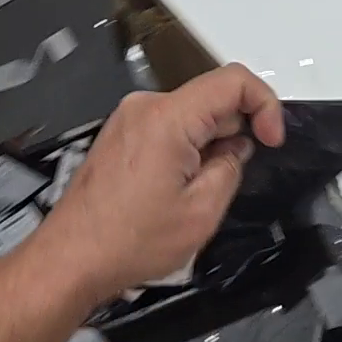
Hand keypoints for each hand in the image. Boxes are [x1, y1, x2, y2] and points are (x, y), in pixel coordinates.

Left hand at [28, 64, 284, 304]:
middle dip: (236, 131)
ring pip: (192, 114)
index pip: (233, 81)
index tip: (272, 142)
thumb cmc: (132, 241)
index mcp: (168, 118)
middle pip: (212, 97)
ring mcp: (128, 118)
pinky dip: (188, 146)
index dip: (266, 104)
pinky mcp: (120, 134)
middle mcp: (145, 106)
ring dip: (211, 142)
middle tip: (232, 178)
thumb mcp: (202, 212)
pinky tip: (178, 187)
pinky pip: (169, 126)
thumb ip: (230, 168)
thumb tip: (236, 147)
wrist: (69, 260)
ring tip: (199, 190)